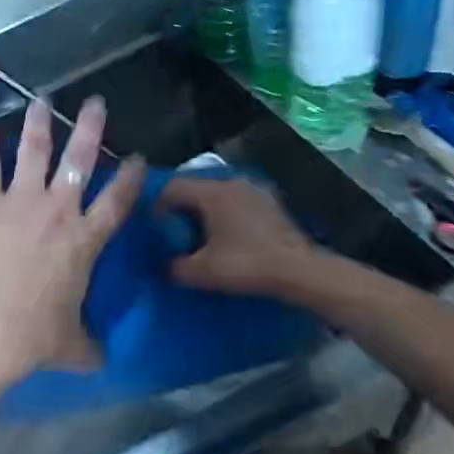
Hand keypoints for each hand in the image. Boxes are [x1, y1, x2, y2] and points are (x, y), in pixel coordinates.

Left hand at [0, 97, 146, 388]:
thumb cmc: (33, 337)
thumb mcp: (72, 346)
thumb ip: (88, 344)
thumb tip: (99, 358)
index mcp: (86, 240)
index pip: (117, 199)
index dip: (131, 176)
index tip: (137, 158)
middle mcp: (57, 211)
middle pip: (80, 159)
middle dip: (90, 128)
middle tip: (95, 103)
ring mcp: (19, 203)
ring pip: (33, 151)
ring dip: (39, 123)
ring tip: (41, 100)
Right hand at [154, 176, 321, 297]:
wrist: (299, 271)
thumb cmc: (246, 265)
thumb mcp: (202, 272)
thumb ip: (175, 266)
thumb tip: (165, 264)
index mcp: (212, 192)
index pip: (172, 186)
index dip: (156, 206)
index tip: (153, 229)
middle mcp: (232, 182)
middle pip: (194, 188)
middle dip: (179, 209)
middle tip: (172, 234)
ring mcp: (254, 190)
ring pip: (216, 194)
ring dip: (203, 212)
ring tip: (198, 237)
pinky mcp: (269, 202)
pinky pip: (235, 201)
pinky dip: (224, 215)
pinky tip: (225, 237)